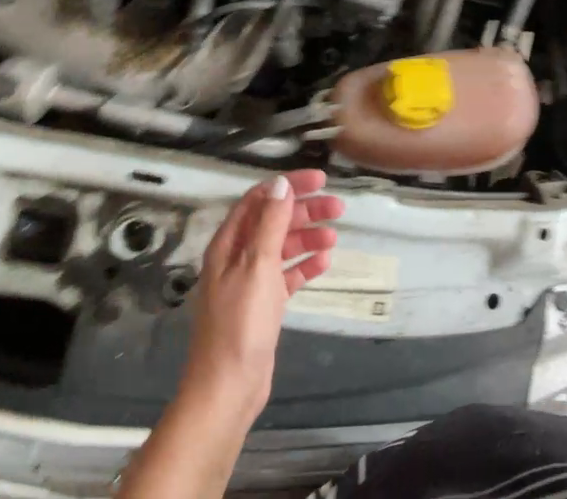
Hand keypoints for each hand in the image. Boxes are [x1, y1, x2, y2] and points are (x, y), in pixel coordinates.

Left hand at [119, 170, 342, 498]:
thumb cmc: (240, 323)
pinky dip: (304, 267)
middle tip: (338, 208)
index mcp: (228, 245)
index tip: (320, 180)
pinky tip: (323, 264)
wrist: (228, 385)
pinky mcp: (262, 305)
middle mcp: (236, 259)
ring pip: (282, 248)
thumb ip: (270, 224)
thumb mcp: (257, 266)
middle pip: (272, 222)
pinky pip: (286, 276)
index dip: (287, 186)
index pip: (258, 201)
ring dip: (307, 238)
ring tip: (334, 238)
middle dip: (304, 211)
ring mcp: (249, 282)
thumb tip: (280, 185)